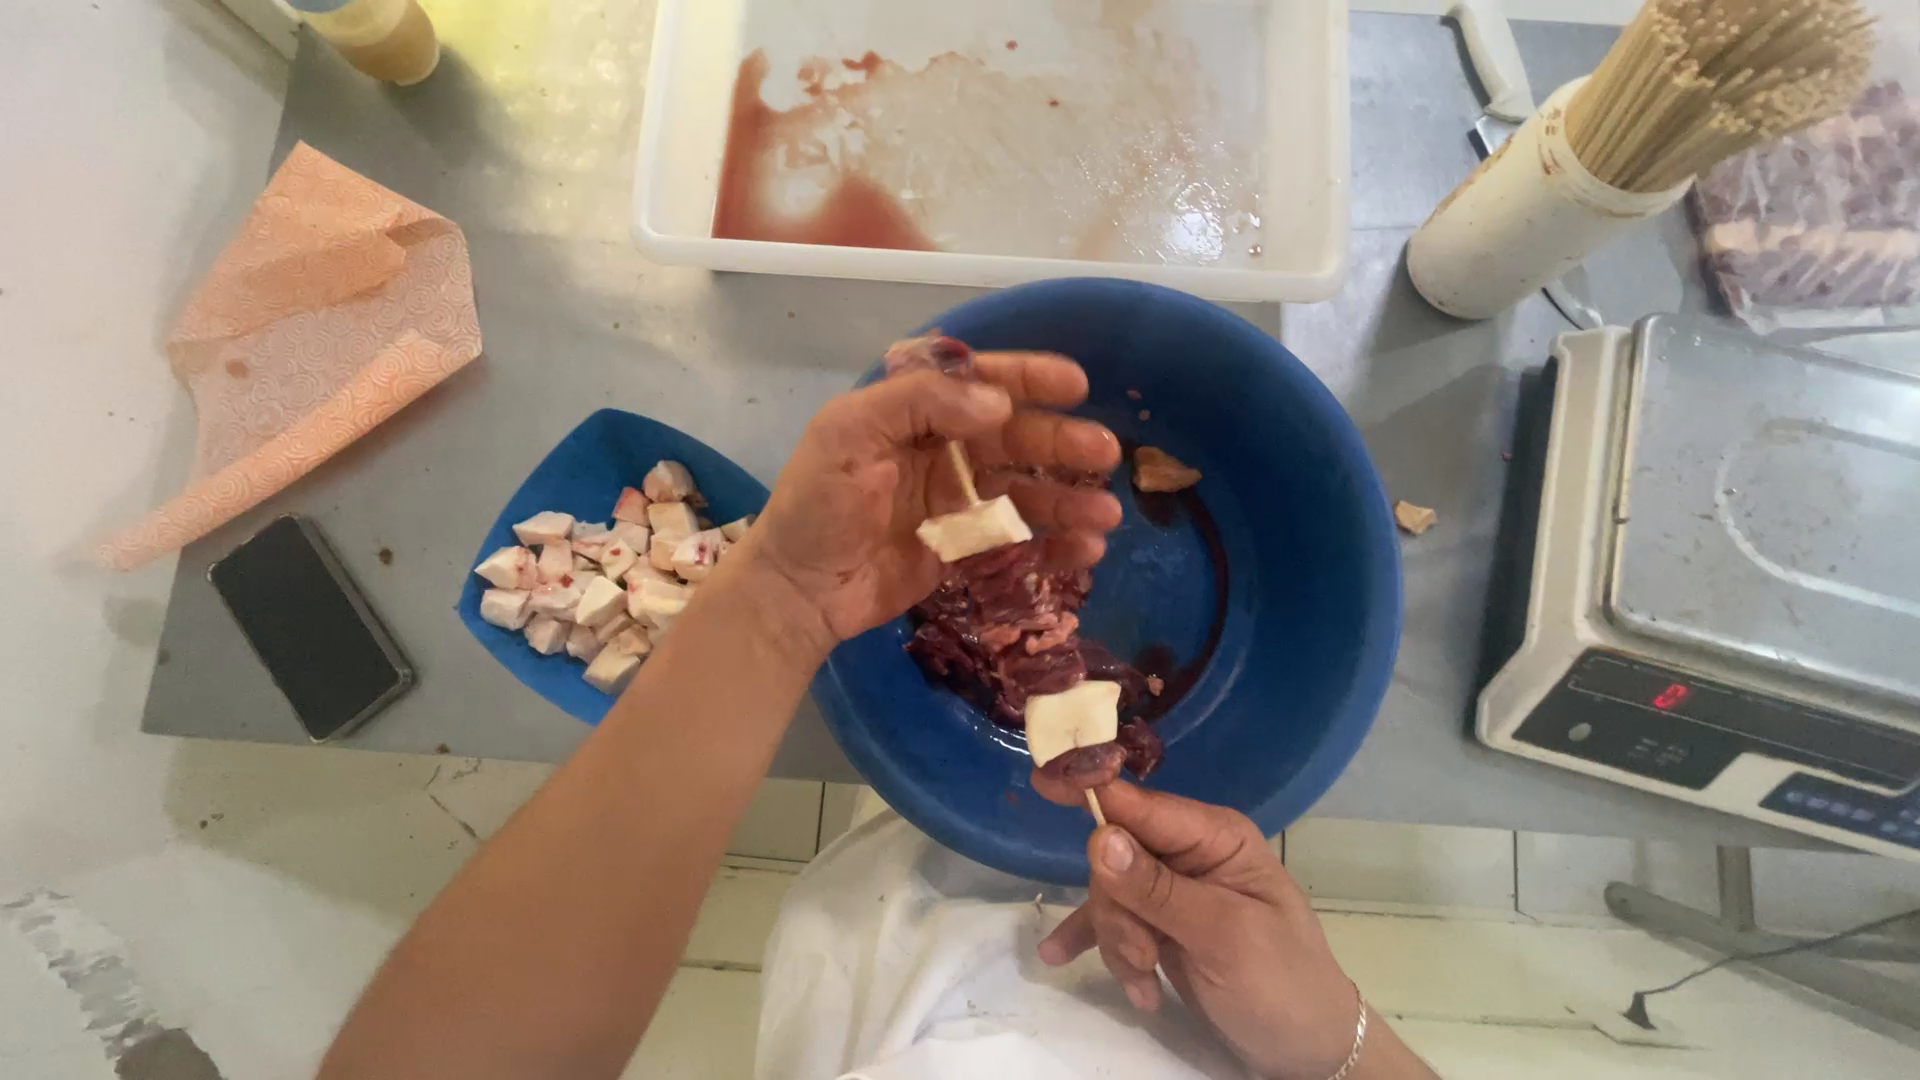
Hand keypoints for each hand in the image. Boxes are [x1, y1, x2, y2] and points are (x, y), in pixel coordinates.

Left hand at [745, 352, 1122, 649]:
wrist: (799, 591)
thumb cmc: (816, 505)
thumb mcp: (849, 433)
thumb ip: (919, 401)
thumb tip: (998, 404)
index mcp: (913, 411)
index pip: (979, 383)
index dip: (1028, 378)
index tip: (1075, 384)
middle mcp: (941, 448)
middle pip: (1013, 437)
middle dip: (1061, 443)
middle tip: (1105, 454)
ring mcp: (955, 500)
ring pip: (1024, 490)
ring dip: (1068, 498)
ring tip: (1106, 515)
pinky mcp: (963, 546)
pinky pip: (1016, 539)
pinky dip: (1052, 543)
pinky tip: (1085, 550)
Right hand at [1033, 779, 1363, 1079]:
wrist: (1308, 1055)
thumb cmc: (1283, 984)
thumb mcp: (1224, 936)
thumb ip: (1158, 889)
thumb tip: (1099, 838)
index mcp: (1213, 836)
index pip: (1140, 802)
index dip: (1092, 789)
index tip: (1043, 780)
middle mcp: (1187, 852)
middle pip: (1115, 855)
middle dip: (1118, 908)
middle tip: (1142, 954)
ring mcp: (1171, 889)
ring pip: (1110, 893)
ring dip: (1118, 941)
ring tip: (1145, 984)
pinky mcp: (1159, 924)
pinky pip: (1112, 922)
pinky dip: (1099, 943)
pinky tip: (1060, 955)